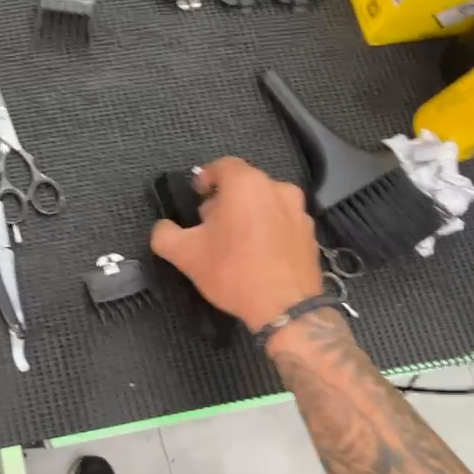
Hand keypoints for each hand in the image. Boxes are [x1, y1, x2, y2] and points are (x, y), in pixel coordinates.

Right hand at [150, 157, 324, 329]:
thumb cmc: (232, 271)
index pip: (223, 165)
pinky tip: (258, 253)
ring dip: (249, 213)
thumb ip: (165, 234)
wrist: (285, 308)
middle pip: (246, 183)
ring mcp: (299, 211)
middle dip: (226, 198)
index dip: (206, 177)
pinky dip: (269, 229)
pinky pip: (283, 221)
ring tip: (235, 240)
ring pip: (266, 202)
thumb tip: (162, 228)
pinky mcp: (311, 233)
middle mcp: (276, 189)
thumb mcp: (185, 254)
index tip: (197, 194)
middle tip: (211, 223)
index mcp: (246, 185)